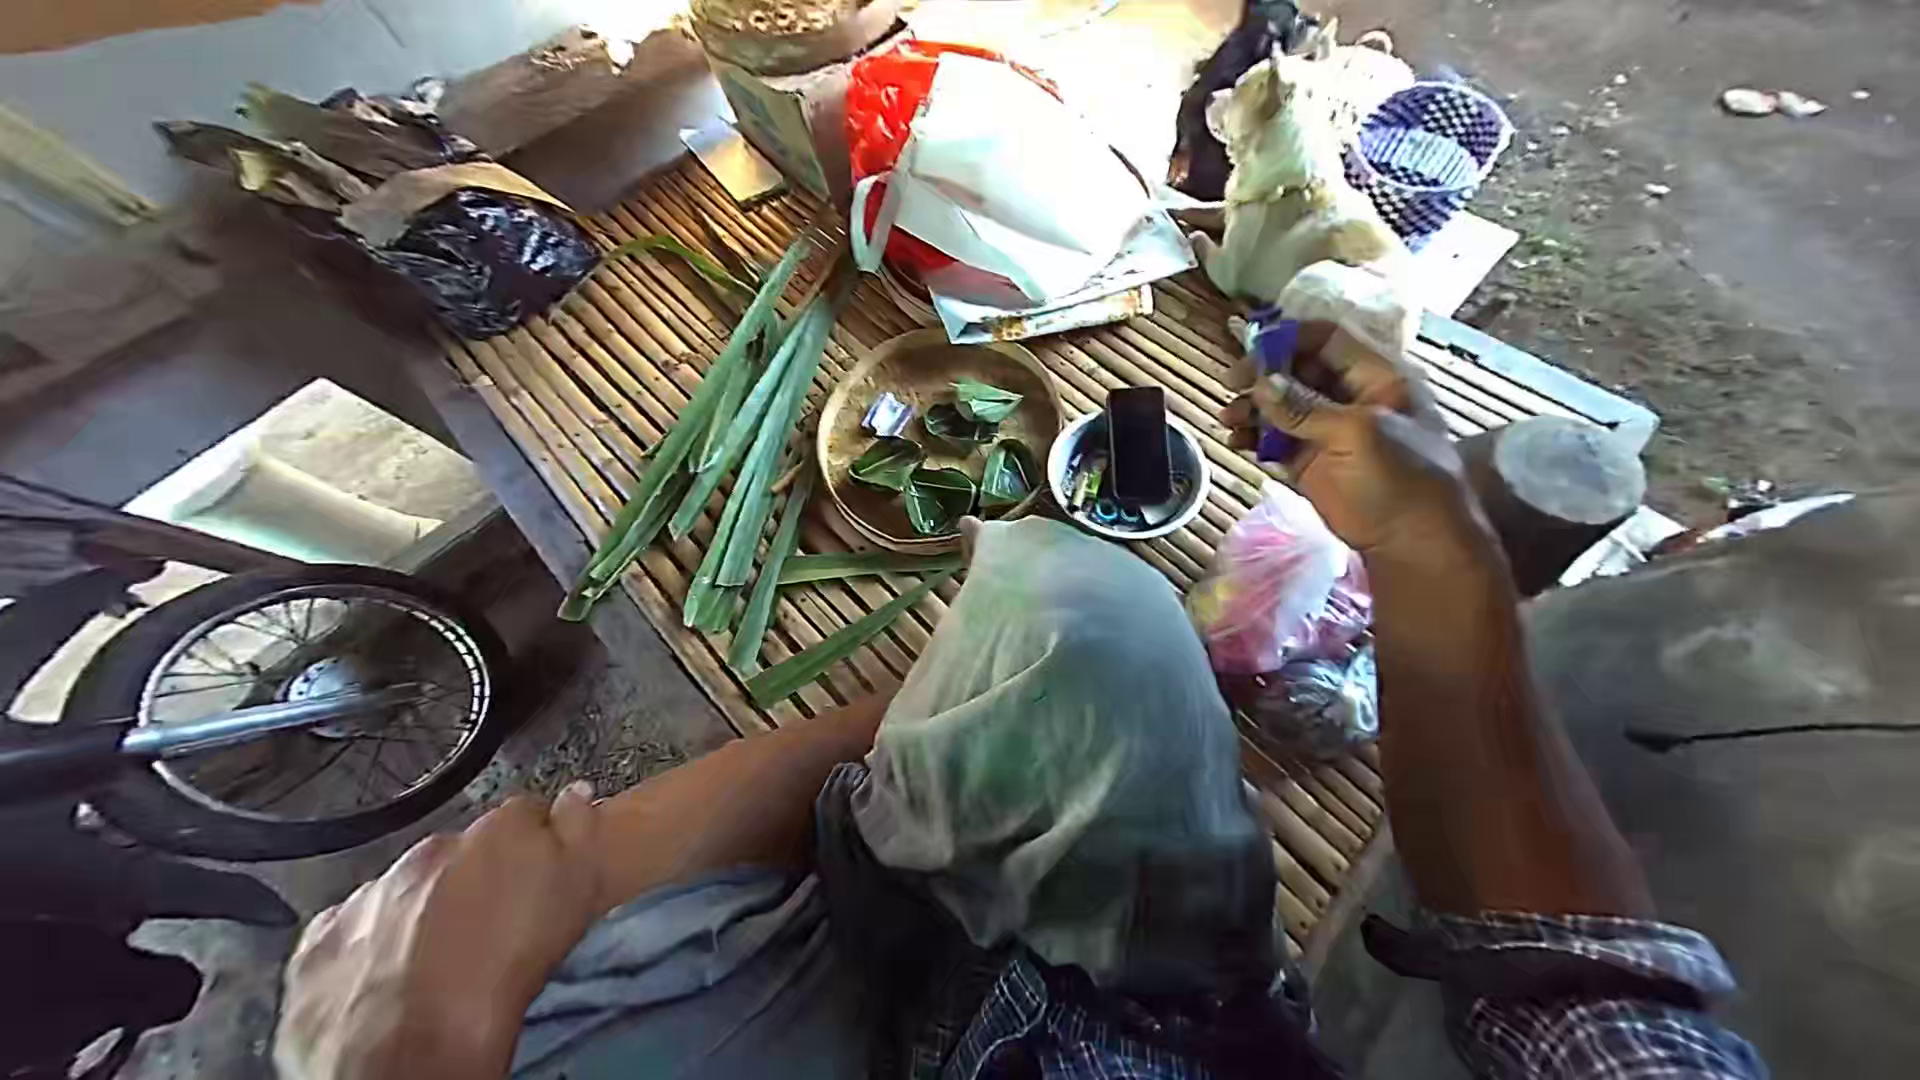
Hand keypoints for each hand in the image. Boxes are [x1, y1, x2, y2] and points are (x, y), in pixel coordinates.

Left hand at [275, 784, 604, 1079]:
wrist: (419, 1049)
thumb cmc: (512, 964)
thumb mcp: (579, 885)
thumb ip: (581, 827)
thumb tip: (575, 793)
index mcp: (496, 829)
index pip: (526, 813)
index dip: (538, 839)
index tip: (542, 868)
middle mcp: (432, 848)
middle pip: (464, 849)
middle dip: (478, 871)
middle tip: (493, 916)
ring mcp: (369, 893)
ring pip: (407, 886)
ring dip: (424, 903)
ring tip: (440, 950)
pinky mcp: (318, 943)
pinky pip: (350, 927)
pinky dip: (369, 939)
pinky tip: (388, 968)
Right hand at [1222, 326, 1495, 570]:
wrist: (1409, 540)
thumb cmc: (1399, 478)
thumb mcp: (1357, 433)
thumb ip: (1306, 407)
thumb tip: (1261, 383)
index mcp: (1373, 377)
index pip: (1326, 340)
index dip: (1290, 338)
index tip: (1252, 348)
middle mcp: (1345, 397)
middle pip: (1295, 370)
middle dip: (1261, 375)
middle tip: (1232, 384)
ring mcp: (1323, 429)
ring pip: (1278, 405)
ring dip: (1251, 408)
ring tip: (1229, 420)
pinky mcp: (1305, 459)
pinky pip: (1271, 438)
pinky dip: (1251, 436)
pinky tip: (1235, 441)